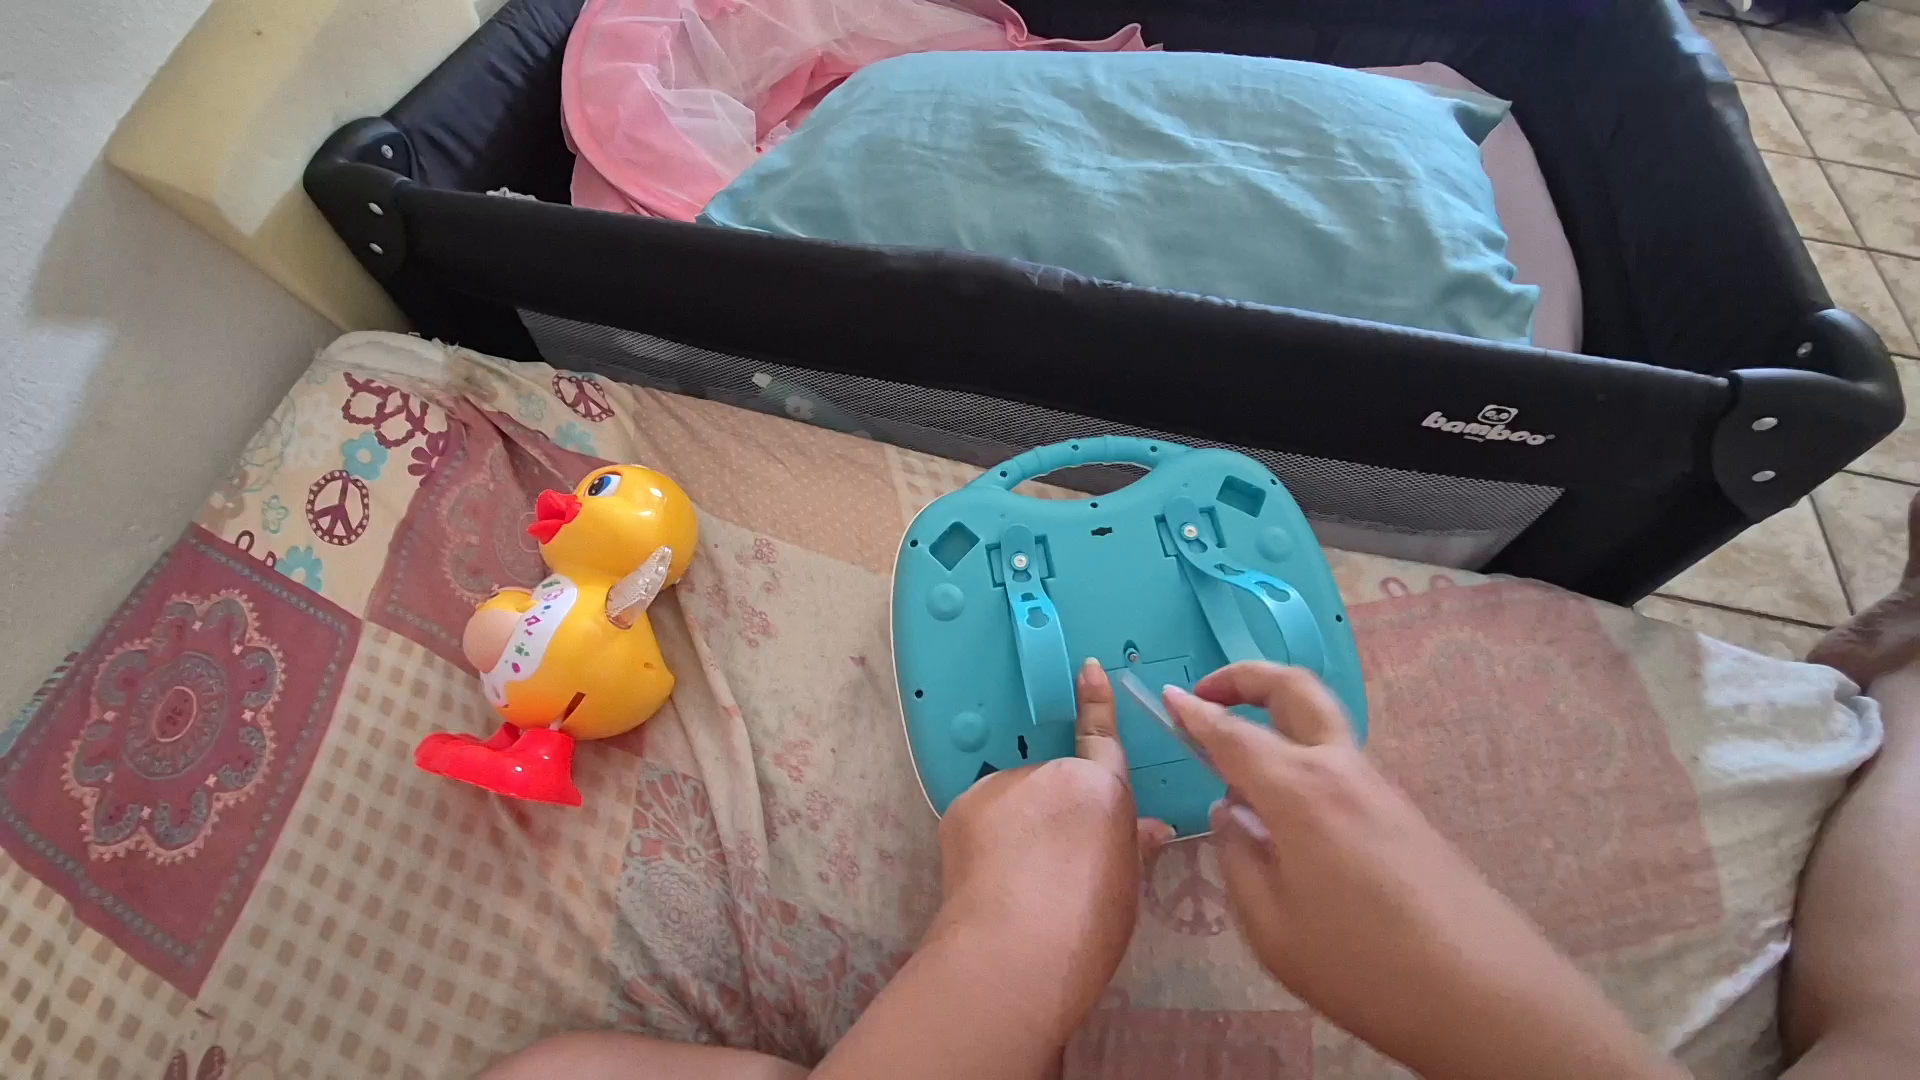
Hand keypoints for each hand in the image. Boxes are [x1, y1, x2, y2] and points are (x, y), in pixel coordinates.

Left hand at [932, 659, 1172, 1031]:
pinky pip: (984, 812)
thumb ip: (1134, 845)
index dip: (1097, 701)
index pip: (1100, 735)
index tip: (1089, 669)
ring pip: (1016, 797)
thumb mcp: (1126, 887)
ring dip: (1019, 823)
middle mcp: (1051, 773)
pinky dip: (989, 835)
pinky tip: (990, 874)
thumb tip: (1154, 828)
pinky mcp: (964, 802)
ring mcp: (1003, 783)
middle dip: (1055, 810)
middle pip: (1055, 782)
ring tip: (1017, 877)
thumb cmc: (1087, 927)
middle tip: (1053, 863)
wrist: (1012, 952)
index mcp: (1100, 788)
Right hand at [1163, 662, 1684, 1079]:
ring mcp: (1377, 787)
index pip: (1231, 733)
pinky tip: (1285, 811)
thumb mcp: (1270, 927)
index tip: (1167, 697)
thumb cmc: (1365, 966)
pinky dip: (1298, 754)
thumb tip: (1230, 815)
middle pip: (1294, 688)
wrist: (1495, 1003)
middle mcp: (1338, 770)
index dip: (1194, 713)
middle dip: (1245, 676)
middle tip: (1209, 692)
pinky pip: (1336, 760)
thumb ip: (1237, 858)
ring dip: (1273, 716)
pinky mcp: (1400, 812)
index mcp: (1298, 790)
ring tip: (1238, 762)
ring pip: (1319, 721)